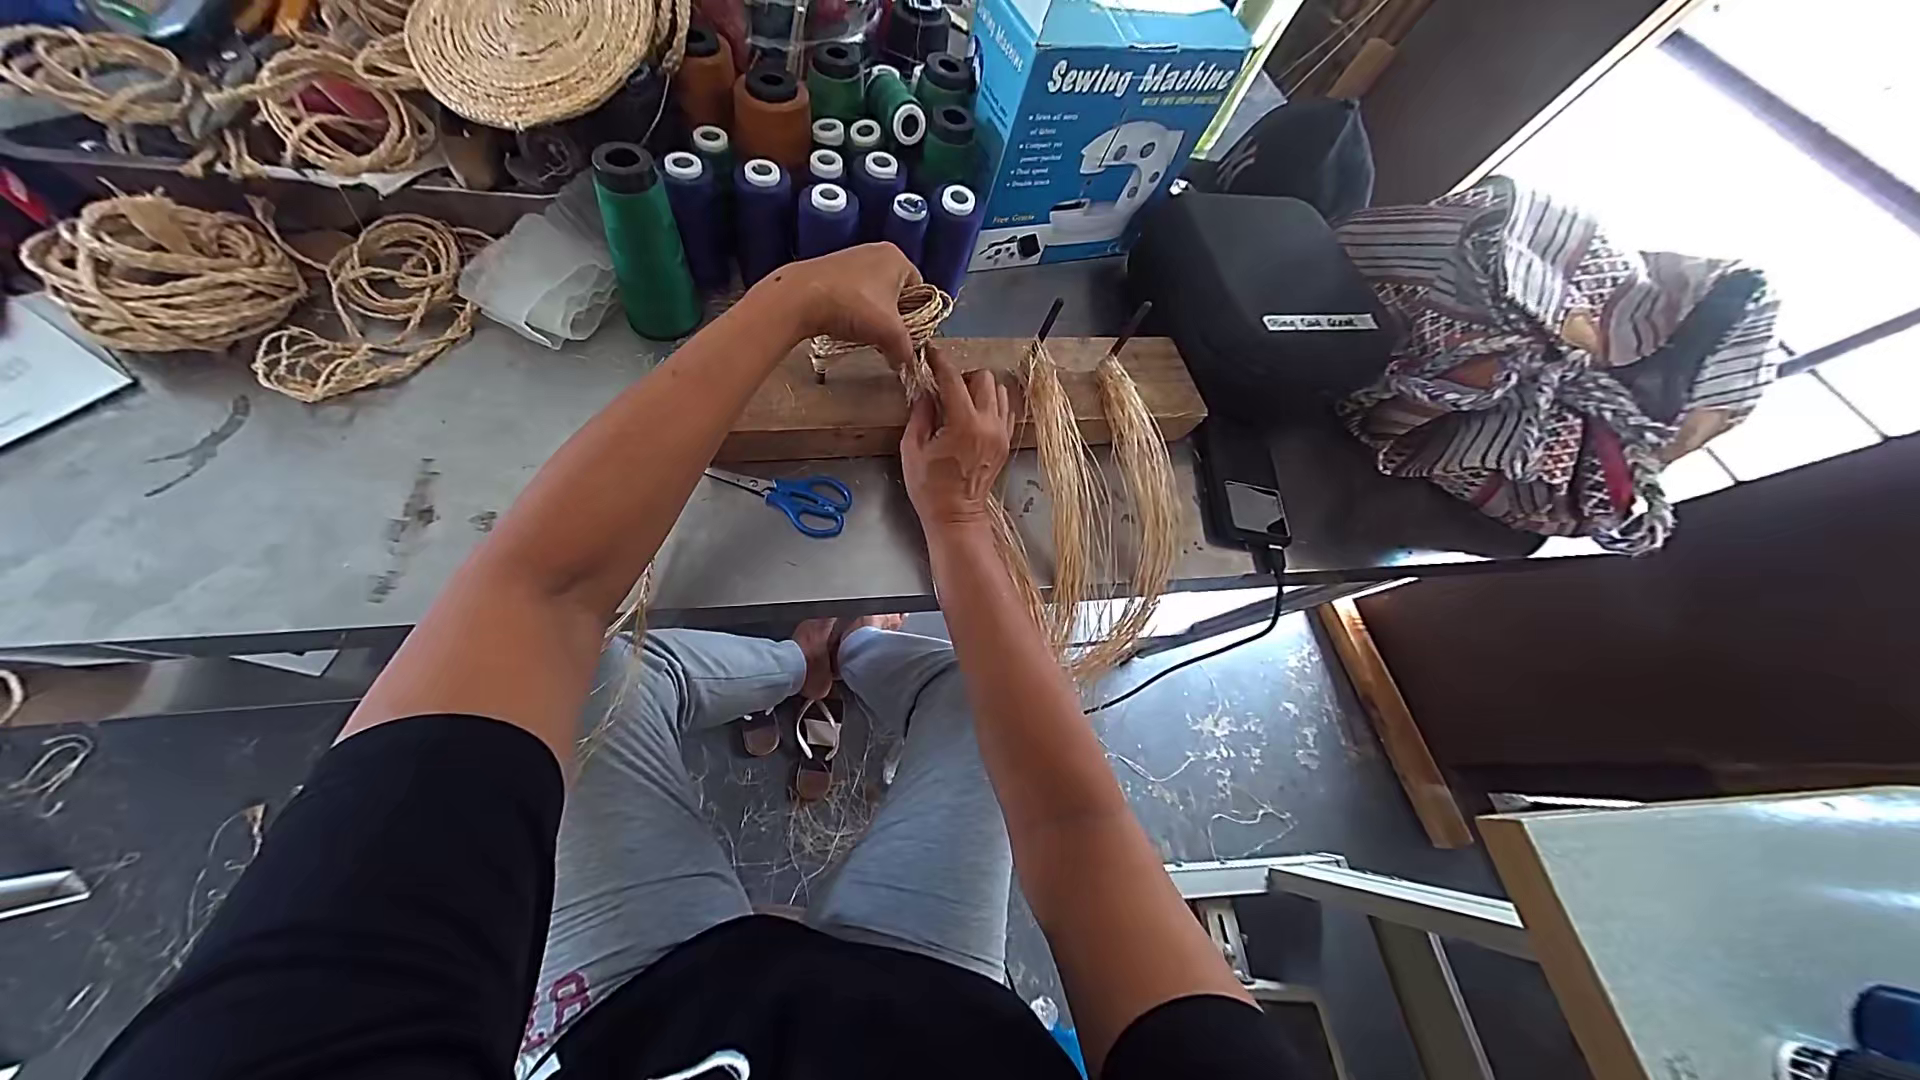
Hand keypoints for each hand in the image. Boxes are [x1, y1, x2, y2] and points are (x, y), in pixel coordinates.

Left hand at [750, 242, 921, 369]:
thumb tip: (908, 362)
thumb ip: (906, 349)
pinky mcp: (830, 270)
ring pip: (875, 295)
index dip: (918, 317)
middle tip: (887, 339)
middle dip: (895, 318)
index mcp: (898, 257)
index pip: (921, 291)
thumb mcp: (891, 333)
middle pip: (898, 293)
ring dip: (874, 318)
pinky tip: (846, 326)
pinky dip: (854, 311)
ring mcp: (851, 258)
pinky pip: (853, 294)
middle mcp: (877, 251)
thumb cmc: (854, 306)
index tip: (908, 337)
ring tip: (865, 335)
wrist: (800, 298)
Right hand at [902, 346, 1013, 531]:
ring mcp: (1001, 433)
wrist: (956, 517)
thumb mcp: (913, 449)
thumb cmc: (930, 488)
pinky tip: (974, 414)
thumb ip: (920, 414)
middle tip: (944, 387)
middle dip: (962, 376)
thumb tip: (925, 391)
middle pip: (984, 378)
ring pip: (999, 391)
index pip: (953, 378)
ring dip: (979, 389)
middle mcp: (989, 424)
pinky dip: (991, 404)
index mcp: (964, 423)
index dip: (939, 361)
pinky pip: (1005, 410)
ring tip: (960, 402)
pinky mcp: (1005, 442)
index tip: (930, 353)